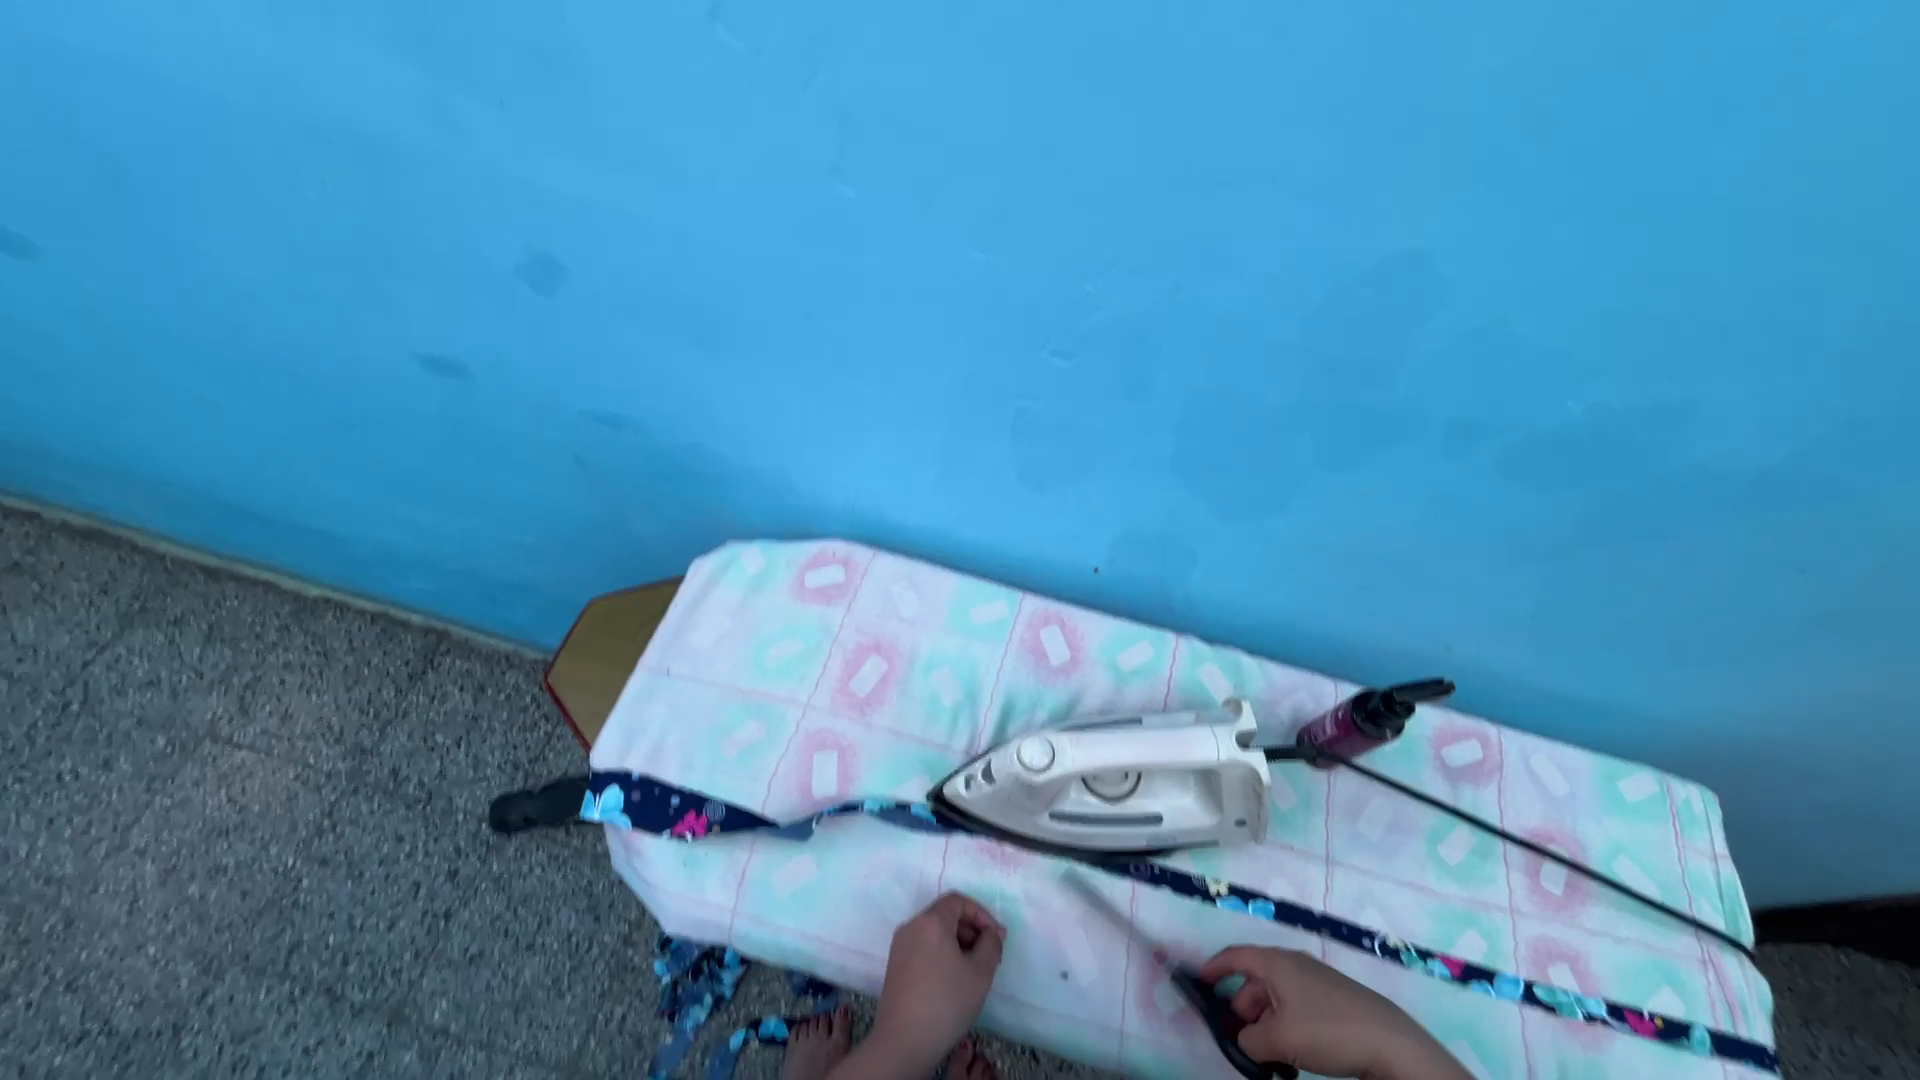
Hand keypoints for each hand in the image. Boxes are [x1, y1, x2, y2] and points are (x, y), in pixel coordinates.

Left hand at [867, 893, 1005, 1073]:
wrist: (903, 1042)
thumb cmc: (946, 1002)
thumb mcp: (980, 973)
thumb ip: (992, 945)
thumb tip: (993, 932)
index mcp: (930, 921)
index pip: (958, 901)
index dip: (981, 913)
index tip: (995, 937)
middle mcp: (911, 926)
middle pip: (945, 915)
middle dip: (971, 929)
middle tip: (988, 955)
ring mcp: (900, 946)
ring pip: (934, 932)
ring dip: (957, 943)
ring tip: (973, 970)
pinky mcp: (895, 965)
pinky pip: (923, 946)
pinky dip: (941, 953)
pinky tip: (953, 979)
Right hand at [1199, 947, 1470, 1079]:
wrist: (1391, 1044)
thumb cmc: (1327, 1030)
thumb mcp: (1278, 1040)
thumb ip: (1249, 1040)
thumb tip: (1245, 1041)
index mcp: (1276, 962)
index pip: (1235, 955)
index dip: (1214, 968)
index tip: (1199, 984)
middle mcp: (1294, 964)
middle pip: (1255, 979)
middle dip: (1242, 1007)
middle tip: (1239, 1038)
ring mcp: (1317, 982)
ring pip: (1277, 996)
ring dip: (1265, 1021)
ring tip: (1266, 1054)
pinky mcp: (1335, 1001)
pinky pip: (1297, 1007)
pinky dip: (1285, 1025)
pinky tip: (1291, 1054)